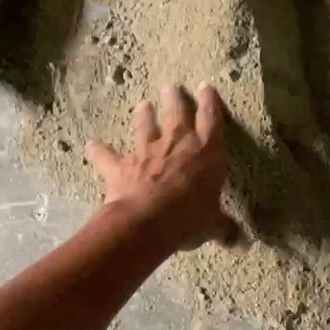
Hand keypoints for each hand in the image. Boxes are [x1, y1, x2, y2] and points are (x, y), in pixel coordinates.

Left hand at [86, 84, 237, 250]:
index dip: (210, 102)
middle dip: (174, 98)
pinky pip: (106, 155)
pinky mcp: (121, 165)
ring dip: (143, 115)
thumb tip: (238, 242)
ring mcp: (147, 151)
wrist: (147, 222)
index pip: (212, 119)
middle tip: (169, 87)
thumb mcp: (212, 224)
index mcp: (206, 152)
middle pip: (176, 112)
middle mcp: (177, 143)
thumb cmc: (189, 218)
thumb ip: (222, 227)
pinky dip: (98, 151)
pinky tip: (91, 145)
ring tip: (142, 105)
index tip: (206, 87)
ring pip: (145, 126)